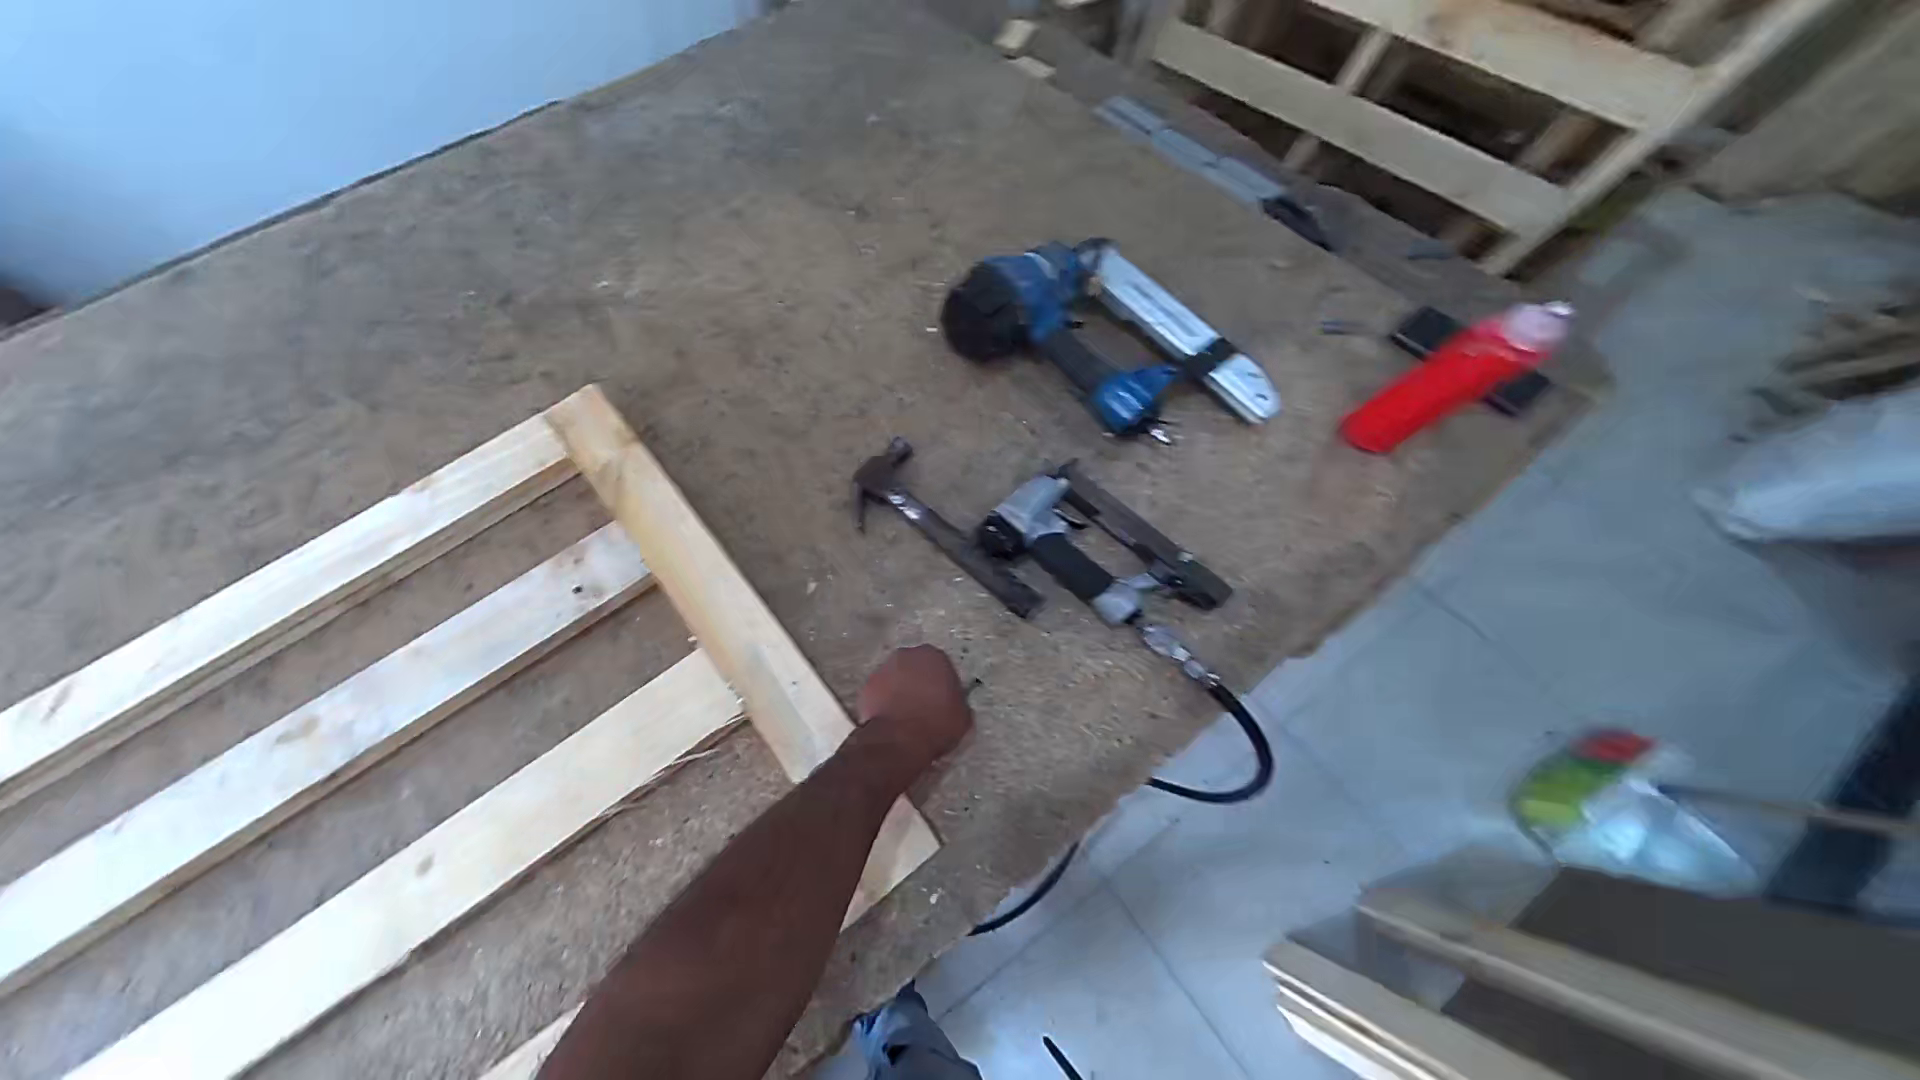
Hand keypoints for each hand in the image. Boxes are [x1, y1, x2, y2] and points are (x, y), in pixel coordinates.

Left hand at [852, 645, 972, 780]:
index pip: (942, 664)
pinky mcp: (867, 686)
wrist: (900, 740)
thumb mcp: (962, 716)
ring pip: (896, 677)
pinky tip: (893, 719)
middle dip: (919, 682)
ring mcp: (884, 670)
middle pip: (915, 666)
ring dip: (901, 690)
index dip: (943, 683)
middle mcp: (907, 656)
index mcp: (935, 656)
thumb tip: (957, 706)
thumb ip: (959, 701)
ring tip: (908, 714)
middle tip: (926, 704)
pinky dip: (884, 702)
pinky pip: (879, 692)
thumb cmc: (933, 725)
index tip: (944, 697)